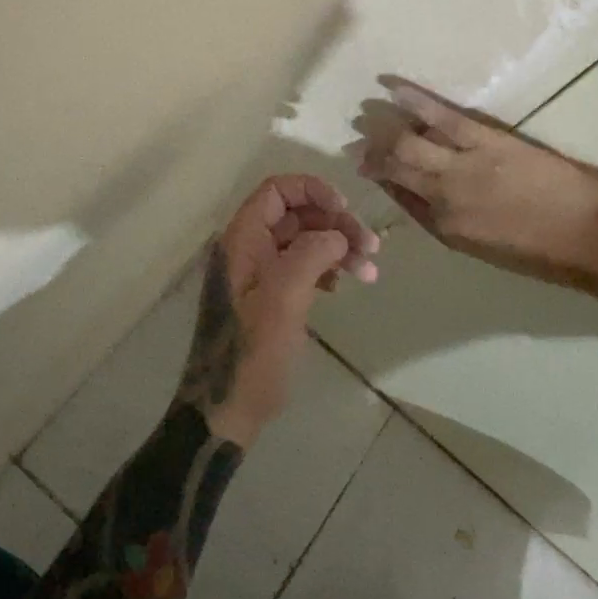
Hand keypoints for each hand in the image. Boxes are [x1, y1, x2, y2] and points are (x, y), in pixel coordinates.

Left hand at [178, 175, 379, 447]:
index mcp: (242, 239)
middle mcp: (248, 248)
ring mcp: (258, 273)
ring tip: (369, 272)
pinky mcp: (270, 297)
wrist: (226, 408)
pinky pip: (302, 267)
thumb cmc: (251, 353)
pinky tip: (344, 286)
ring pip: (303, 241)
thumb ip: (310, 254)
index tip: (346, 210)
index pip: (277, 190)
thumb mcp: (284, 298)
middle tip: (371, 249)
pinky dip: (327, 269)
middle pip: (296, 215)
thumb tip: (336, 234)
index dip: (313, 190)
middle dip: (335, 224)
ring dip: (337, 249)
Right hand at [353, 76, 597, 280]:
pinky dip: (414, 101)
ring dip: (381, 129)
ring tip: (365, 117)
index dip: (383, 181)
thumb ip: (447, 224)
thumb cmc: (542, 251)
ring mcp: (462, 165)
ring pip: (407, 143)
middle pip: (395, 168)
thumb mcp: (484, 250)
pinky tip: (392, 88)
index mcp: (444, 226)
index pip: (401, 198)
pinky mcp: (485, 140)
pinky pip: (440, 117)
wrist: (590, 232)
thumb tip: (422, 200)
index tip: (368, 170)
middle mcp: (443, 195)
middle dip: (371, 156)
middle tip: (355, 146)